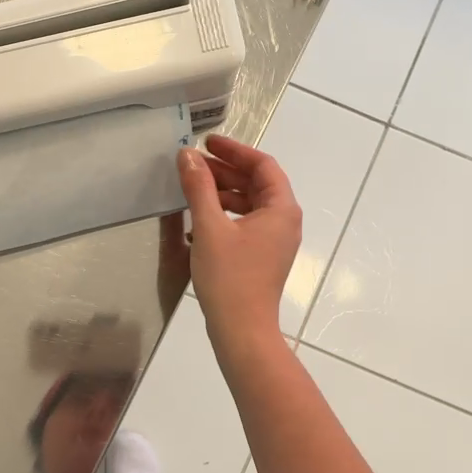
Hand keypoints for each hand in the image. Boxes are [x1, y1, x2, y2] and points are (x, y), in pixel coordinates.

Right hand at [176, 135, 300, 345]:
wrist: (241, 329)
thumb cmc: (229, 277)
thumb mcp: (209, 227)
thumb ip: (198, 187)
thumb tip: (186, 156)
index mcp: (281, 208)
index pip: (262, 165)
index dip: (234, 151)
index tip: (207, 142)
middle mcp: (285, 221)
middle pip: (257, 183)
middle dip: (225, 171)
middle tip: (193, 165)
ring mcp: (276, 241)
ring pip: (250, 205)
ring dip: (222, 193)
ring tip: (192, 190)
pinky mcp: (263, 257)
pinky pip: (246, 224)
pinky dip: (224, 215)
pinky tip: (198, 221)